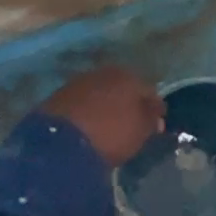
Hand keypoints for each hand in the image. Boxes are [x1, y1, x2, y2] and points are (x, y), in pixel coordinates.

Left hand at [39, 67, 165, 167]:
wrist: (60, 143)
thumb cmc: (111, 134)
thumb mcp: (141, 131)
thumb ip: (152, 120)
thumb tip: (155, 116)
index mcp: (129, 76)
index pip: (149, 91)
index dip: (155, 108)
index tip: (157, 123)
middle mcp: (104, 73)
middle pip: (123, 89)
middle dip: (129, 104)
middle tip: (134, 123)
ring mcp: (78, 83)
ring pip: (101, 94)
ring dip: (107, 106)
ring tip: (110, 126)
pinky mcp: (58, 97)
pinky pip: (83, 104)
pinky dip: (89, 112)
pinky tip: (90, 126)